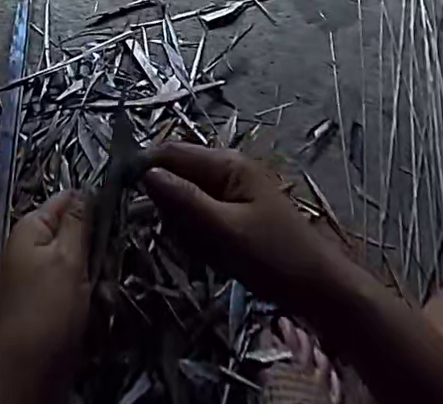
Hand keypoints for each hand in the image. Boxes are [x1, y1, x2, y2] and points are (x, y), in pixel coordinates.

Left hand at [0, 191, 90, 403]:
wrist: (16, 389)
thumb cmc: (43, 317)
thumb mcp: (67, 260)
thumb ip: (79, 221)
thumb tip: (88, 188)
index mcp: (31, 227)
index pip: (69, 197)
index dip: (96, 204)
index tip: (119, 219)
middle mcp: (31, 248)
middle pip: (77, 232)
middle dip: (97, 248)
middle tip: (108, 266)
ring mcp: (37, 279)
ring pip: (81, 264)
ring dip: (96, 278)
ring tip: (101, 297)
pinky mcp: (45, 308)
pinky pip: (74, 291)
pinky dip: (87, 301)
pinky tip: (93, 314)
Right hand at [140, 143, 353, 313]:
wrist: (321, 291)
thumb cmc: (275, 257)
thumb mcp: (225, 231)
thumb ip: (185, 201)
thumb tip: (147, 174)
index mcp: (227, 164)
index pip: (173, 152)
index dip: (146, 166)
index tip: (120, 191)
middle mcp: (228, 170)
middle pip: (179, 175)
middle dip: (170, 206)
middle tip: (180, 237)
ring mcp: (233, 192)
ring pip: (188, 199)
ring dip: (185, 225)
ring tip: (203, 250)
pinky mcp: (236, 215)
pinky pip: (203, 217)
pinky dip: (199, 235)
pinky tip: (213, 256)